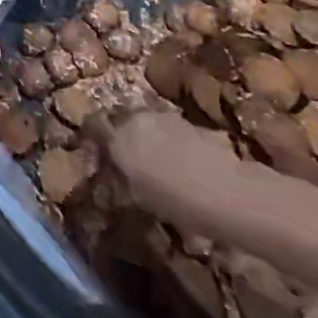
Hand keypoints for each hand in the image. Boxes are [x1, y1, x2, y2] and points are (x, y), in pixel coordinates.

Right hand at [104, 107, 244, 218]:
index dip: (101, 145)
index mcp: (117, 139)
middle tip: (138, 164)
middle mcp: (136, 120)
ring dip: (154, 140)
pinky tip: (189, 165)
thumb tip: (124, 176)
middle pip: (126, 125)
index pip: (97, 130)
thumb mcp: (140, 197)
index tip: (107, 161)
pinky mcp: (190, 122)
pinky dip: (176, 143)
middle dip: (129, 140)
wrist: (220, 190)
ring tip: (167, 165)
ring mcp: (164, 117)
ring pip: (151, 126)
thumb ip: (127, 180)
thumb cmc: (172, 200)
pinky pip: (174, 131)